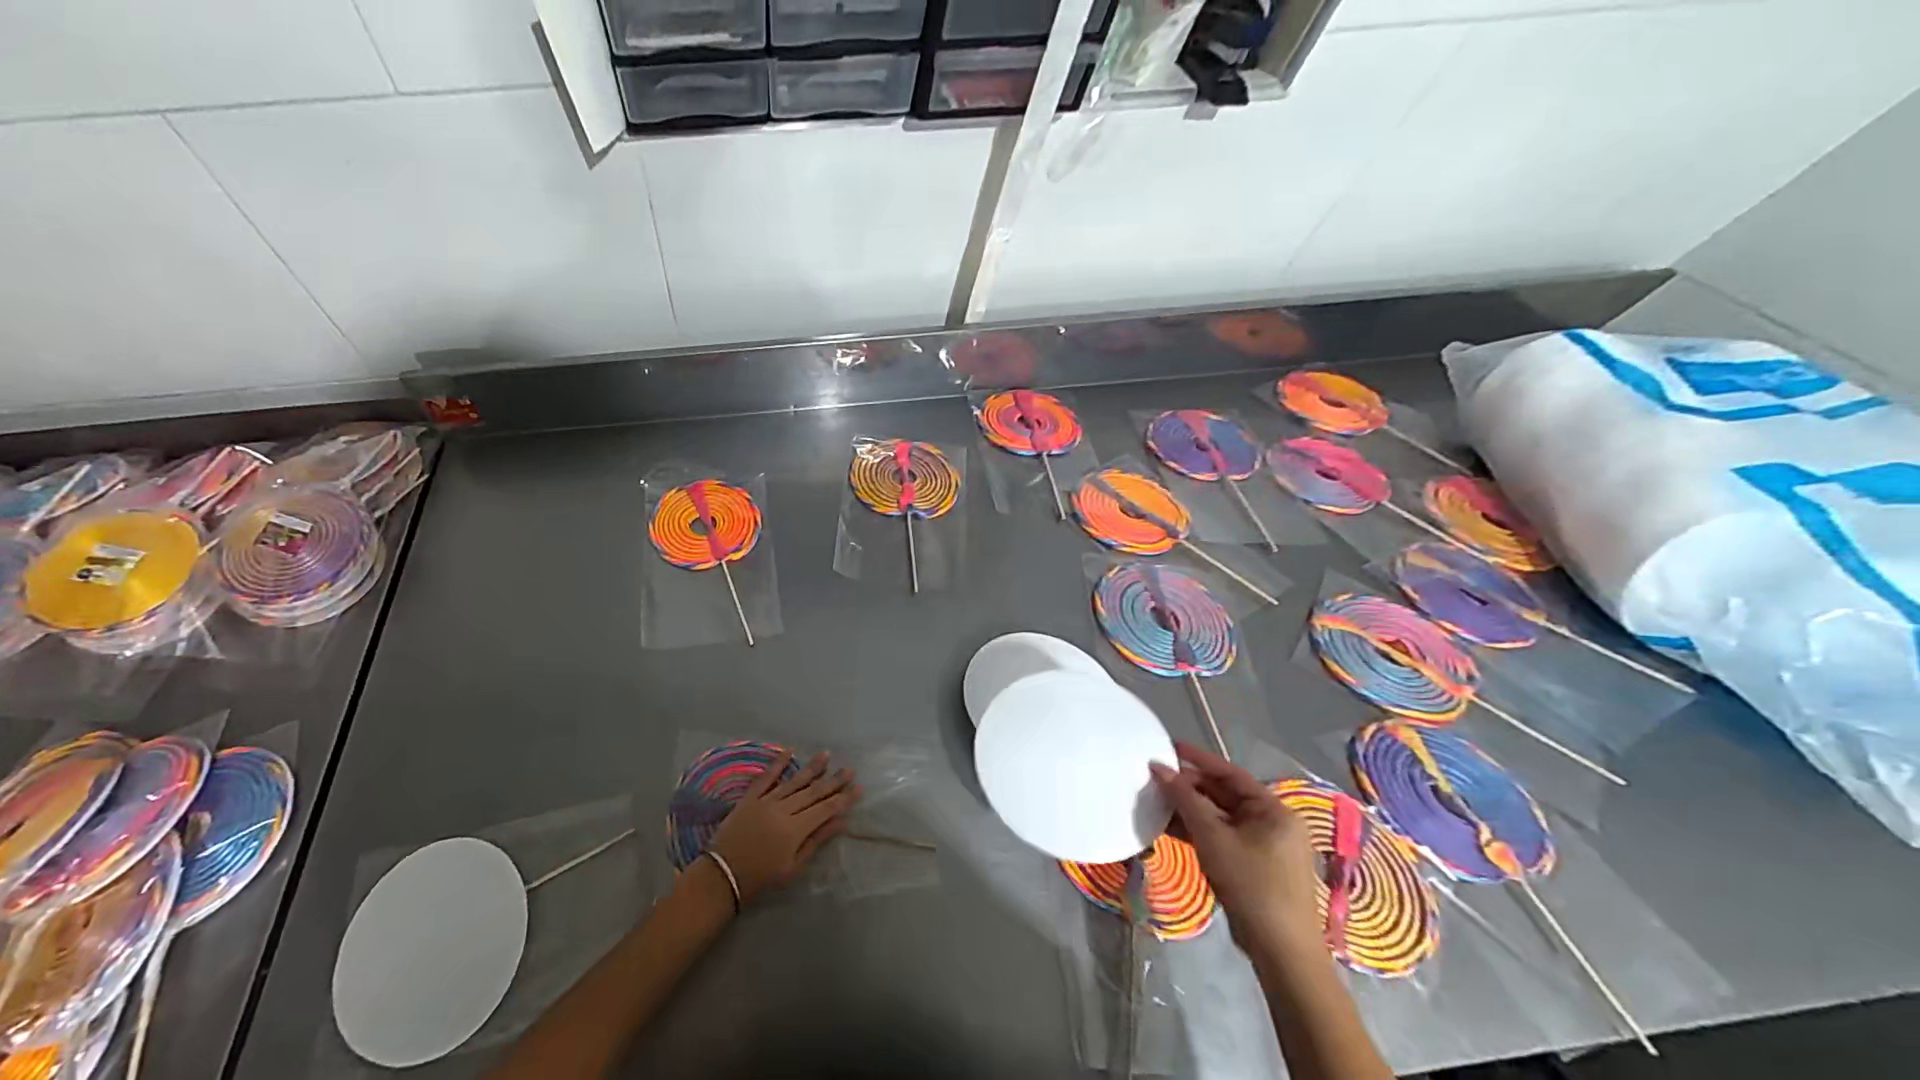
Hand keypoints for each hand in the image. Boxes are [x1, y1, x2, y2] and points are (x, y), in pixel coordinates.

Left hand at [709, 751, 858, 902]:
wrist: (721, 876)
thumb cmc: (761, 878)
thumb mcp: (793, 867)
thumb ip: (816, 840)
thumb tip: (841, 821)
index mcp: (796, 829)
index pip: (826, 809)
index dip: (844, 798)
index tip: (858, 788)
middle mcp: (784, 810)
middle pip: (814, 792)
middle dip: (834, 780)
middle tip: (850, 769)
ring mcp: (766, 801)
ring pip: (794, 781)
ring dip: (812, 768)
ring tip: (827, 754)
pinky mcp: (750, 798)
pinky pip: (766, 777)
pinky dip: (778, 763)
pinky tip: (789, 751)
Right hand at [1150, 742, 1317, 955]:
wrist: (1280, 950)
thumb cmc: (1250, 883)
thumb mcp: (1213, 837)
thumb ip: (1185, 799)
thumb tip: (1159, 768)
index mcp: (1274, 809)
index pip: (1231, 773)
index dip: (1199, 759)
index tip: (1170, 747)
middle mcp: (1274, 823)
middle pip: (1226, 795)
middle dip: (1191, 788)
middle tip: (1157, 781)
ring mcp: (1266, 847)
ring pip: (1222, 819)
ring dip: (1192, 812)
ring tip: (1159, 803)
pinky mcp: (1256, 867)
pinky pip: (1225, 839)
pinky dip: (1201, 833)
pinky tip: (1174, 831)